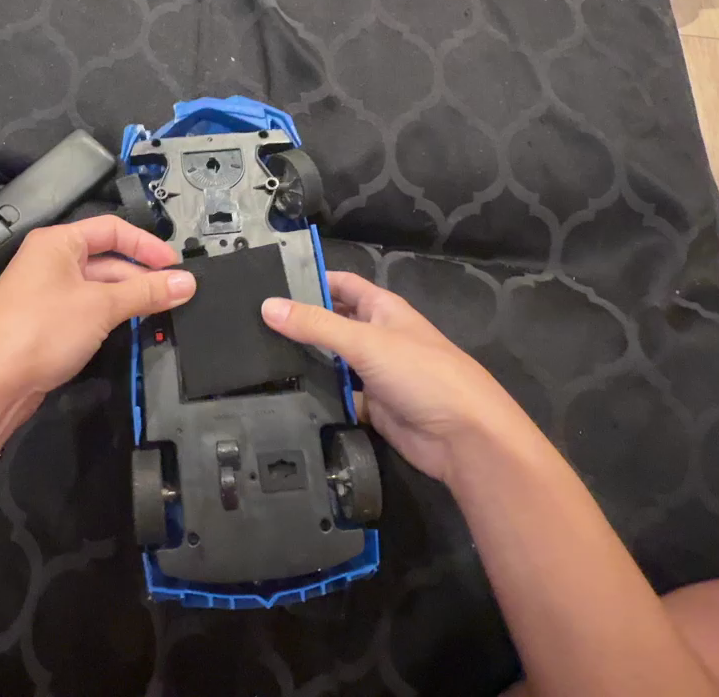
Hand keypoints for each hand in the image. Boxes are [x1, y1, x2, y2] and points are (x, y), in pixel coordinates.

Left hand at [0, 215, 196, 405]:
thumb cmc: (41, 330)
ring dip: (129, 297)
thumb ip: (147, 293)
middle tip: (177, 295)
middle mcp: (50, 260)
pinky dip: (110, 314)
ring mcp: (46, 293)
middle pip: (107, 258)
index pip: (113, 229)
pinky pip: (86, 309)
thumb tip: (187, 282)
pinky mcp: (45, 323)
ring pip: (98, 286)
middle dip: (142, 275)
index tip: (176, 266)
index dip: (147, 245)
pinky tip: (131, 327)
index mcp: (58, 242)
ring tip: (162, 312)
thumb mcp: (101, 306)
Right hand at [262, 272, 532, 484]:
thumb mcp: (365, 341)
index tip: (269, 283)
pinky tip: (285, 395)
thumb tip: (267, 306)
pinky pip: (338, 396)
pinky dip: (318, 396)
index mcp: (382, 309)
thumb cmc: (422, 373)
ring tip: (259, 357)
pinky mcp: (373, 407)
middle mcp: (377, 336)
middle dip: (301, 322)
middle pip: (333, 323)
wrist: (464, 438)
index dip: (310, 280)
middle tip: (253, 324)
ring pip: (332, 362)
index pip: (341, 284)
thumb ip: (316, 325)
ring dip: (306, 361)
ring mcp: (375, 373)